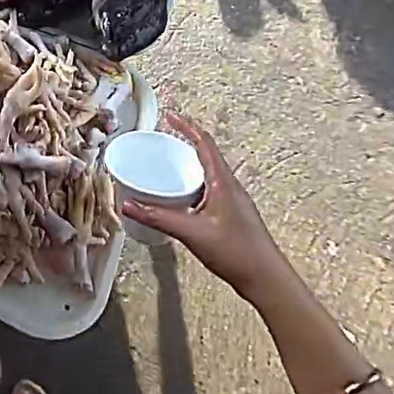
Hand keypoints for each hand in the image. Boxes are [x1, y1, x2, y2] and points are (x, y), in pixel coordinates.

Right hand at [120, 113, 295, 303]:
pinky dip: (193, 185)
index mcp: (222, 181)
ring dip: (189, 165)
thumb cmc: (236, 252)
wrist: (265, 278)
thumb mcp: (192, 232)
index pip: (204, 143)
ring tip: (168, 167)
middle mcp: (229, 186)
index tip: (170, 116)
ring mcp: (232, 200)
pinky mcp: (231, 215)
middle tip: (164, 139)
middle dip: (186, 142)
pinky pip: (209, 190)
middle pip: (206, 155)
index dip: (187, 126)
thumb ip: (159, 217)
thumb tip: (129, 205)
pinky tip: (181, 200)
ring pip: (208, 174)